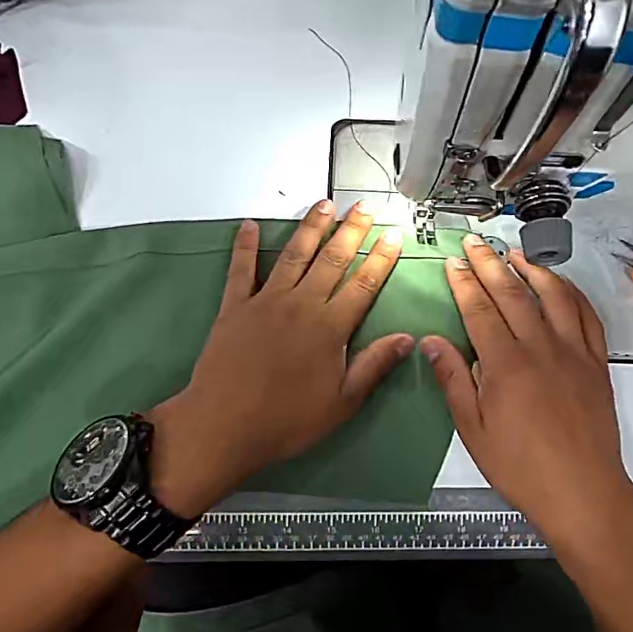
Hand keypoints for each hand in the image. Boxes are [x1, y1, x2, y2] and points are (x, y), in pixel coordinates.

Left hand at [147, 200, 414, 517]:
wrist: (224, 426)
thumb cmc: (287, 420)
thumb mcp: (342, 402)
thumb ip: (374, 366)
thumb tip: (408, 338)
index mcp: (329, 327)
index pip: (363, 284)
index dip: (380, 258)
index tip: (393, 236)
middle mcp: (301, 304)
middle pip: (331, 259)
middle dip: (351, 230)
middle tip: (364, 206)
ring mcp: (265, 301)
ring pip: (293, 255)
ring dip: (310, 227)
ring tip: (324, 204)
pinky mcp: (234, 307)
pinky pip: (240, 269)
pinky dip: (245, 245)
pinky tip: (250, 225)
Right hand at [421, 236, 632, 552]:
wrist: (582, 492)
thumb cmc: (521, 467)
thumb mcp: (473, 430)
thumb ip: (453, 380)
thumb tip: (432, 342)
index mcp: (506, 365)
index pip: (479, 310)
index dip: (464, 283)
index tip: (453, 263)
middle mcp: (541, 348)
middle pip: (513, 294)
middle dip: (490, 265)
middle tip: (476, 245)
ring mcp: (574, 352)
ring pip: (554, 297)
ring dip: (533, 270)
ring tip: (515, 255)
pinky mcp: (596, 363)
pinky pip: (588, 317)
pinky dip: (573, 294)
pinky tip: (562, 285)